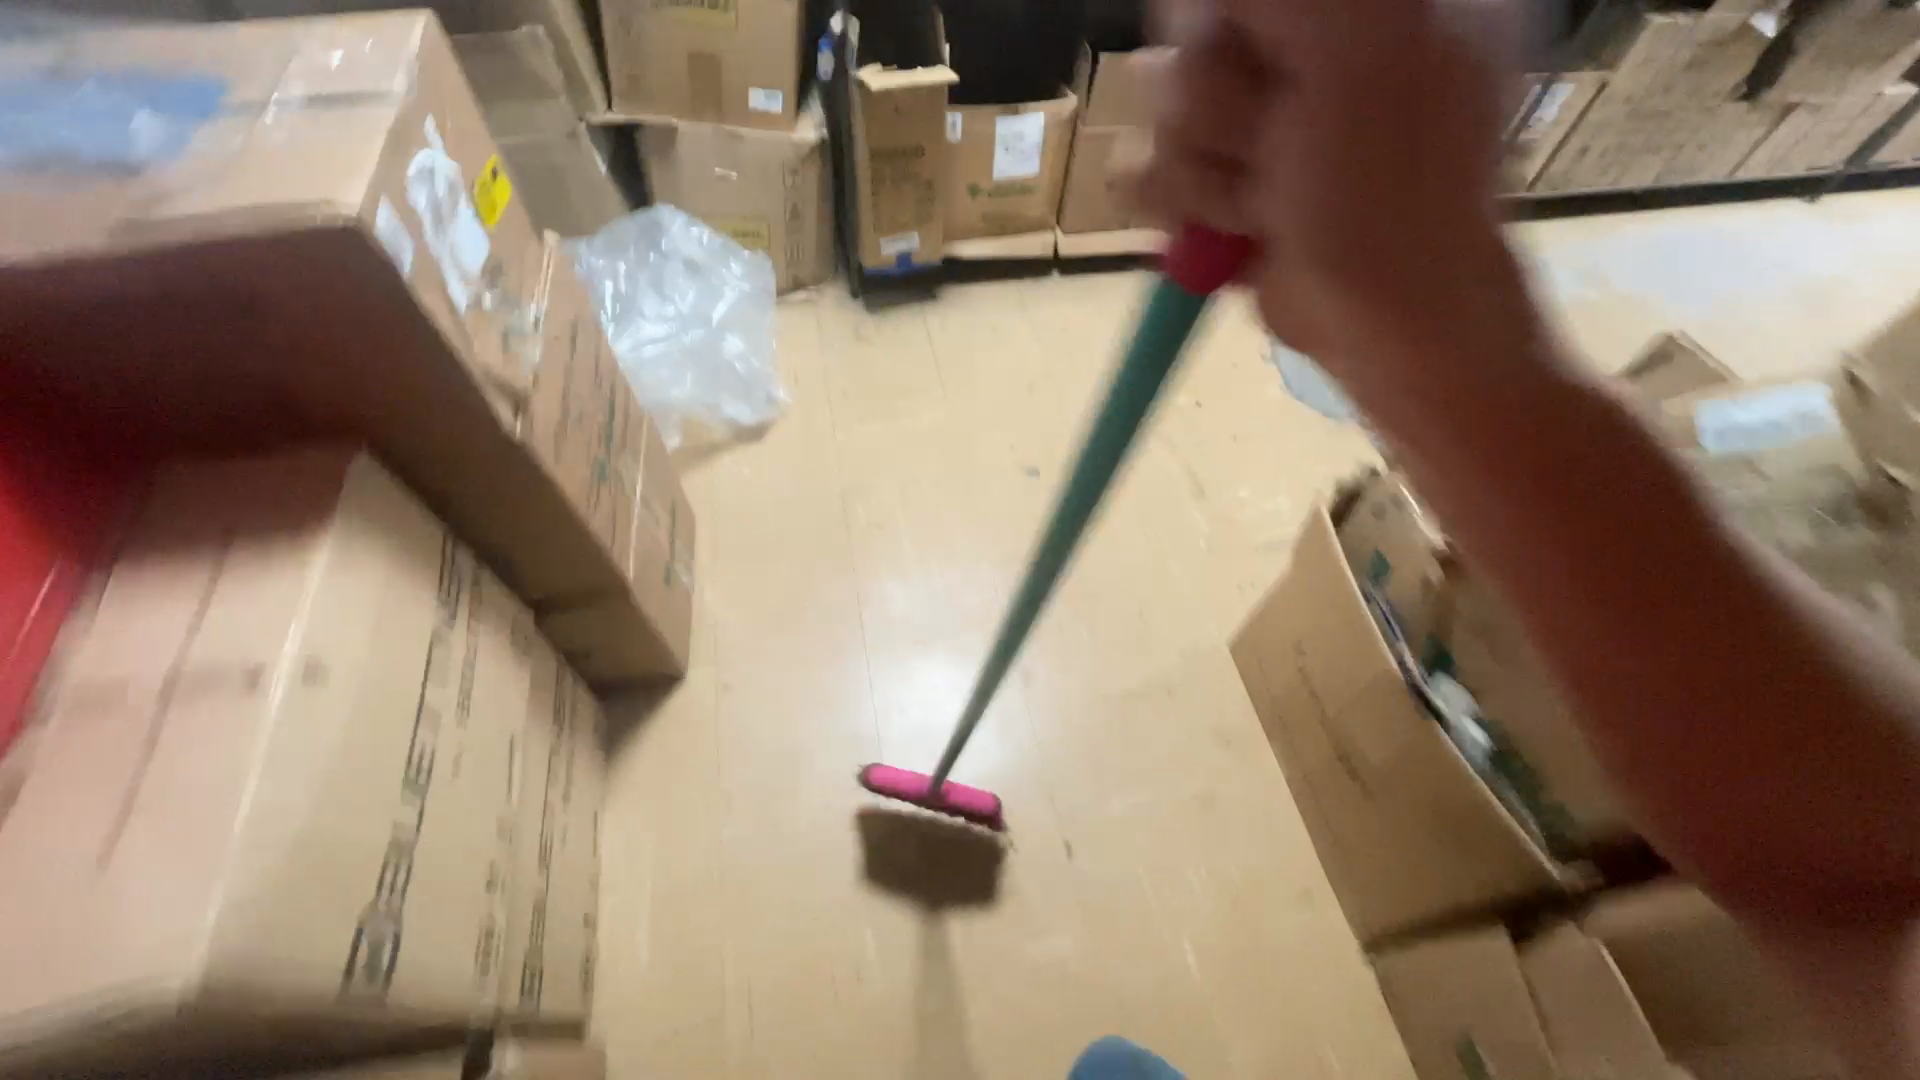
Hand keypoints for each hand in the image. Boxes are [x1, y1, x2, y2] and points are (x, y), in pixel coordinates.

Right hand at [1132, 0, 1530, 373]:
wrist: (1379, 318)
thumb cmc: (1385, 191)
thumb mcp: (1355, 54)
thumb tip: (1195, 1)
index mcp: (1354, 5)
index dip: (1224, 24)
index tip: (1257, 63)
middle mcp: (1300, 54)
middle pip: (1192, 45)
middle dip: (1218, 114)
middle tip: (1276, 152)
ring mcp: (1256, 126)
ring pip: (1167, 117)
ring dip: (1205, 175)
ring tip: (1262, 209)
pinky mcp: (1221, 184)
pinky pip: (1152, 174)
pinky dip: (1178, 208)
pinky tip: (1222, 229)